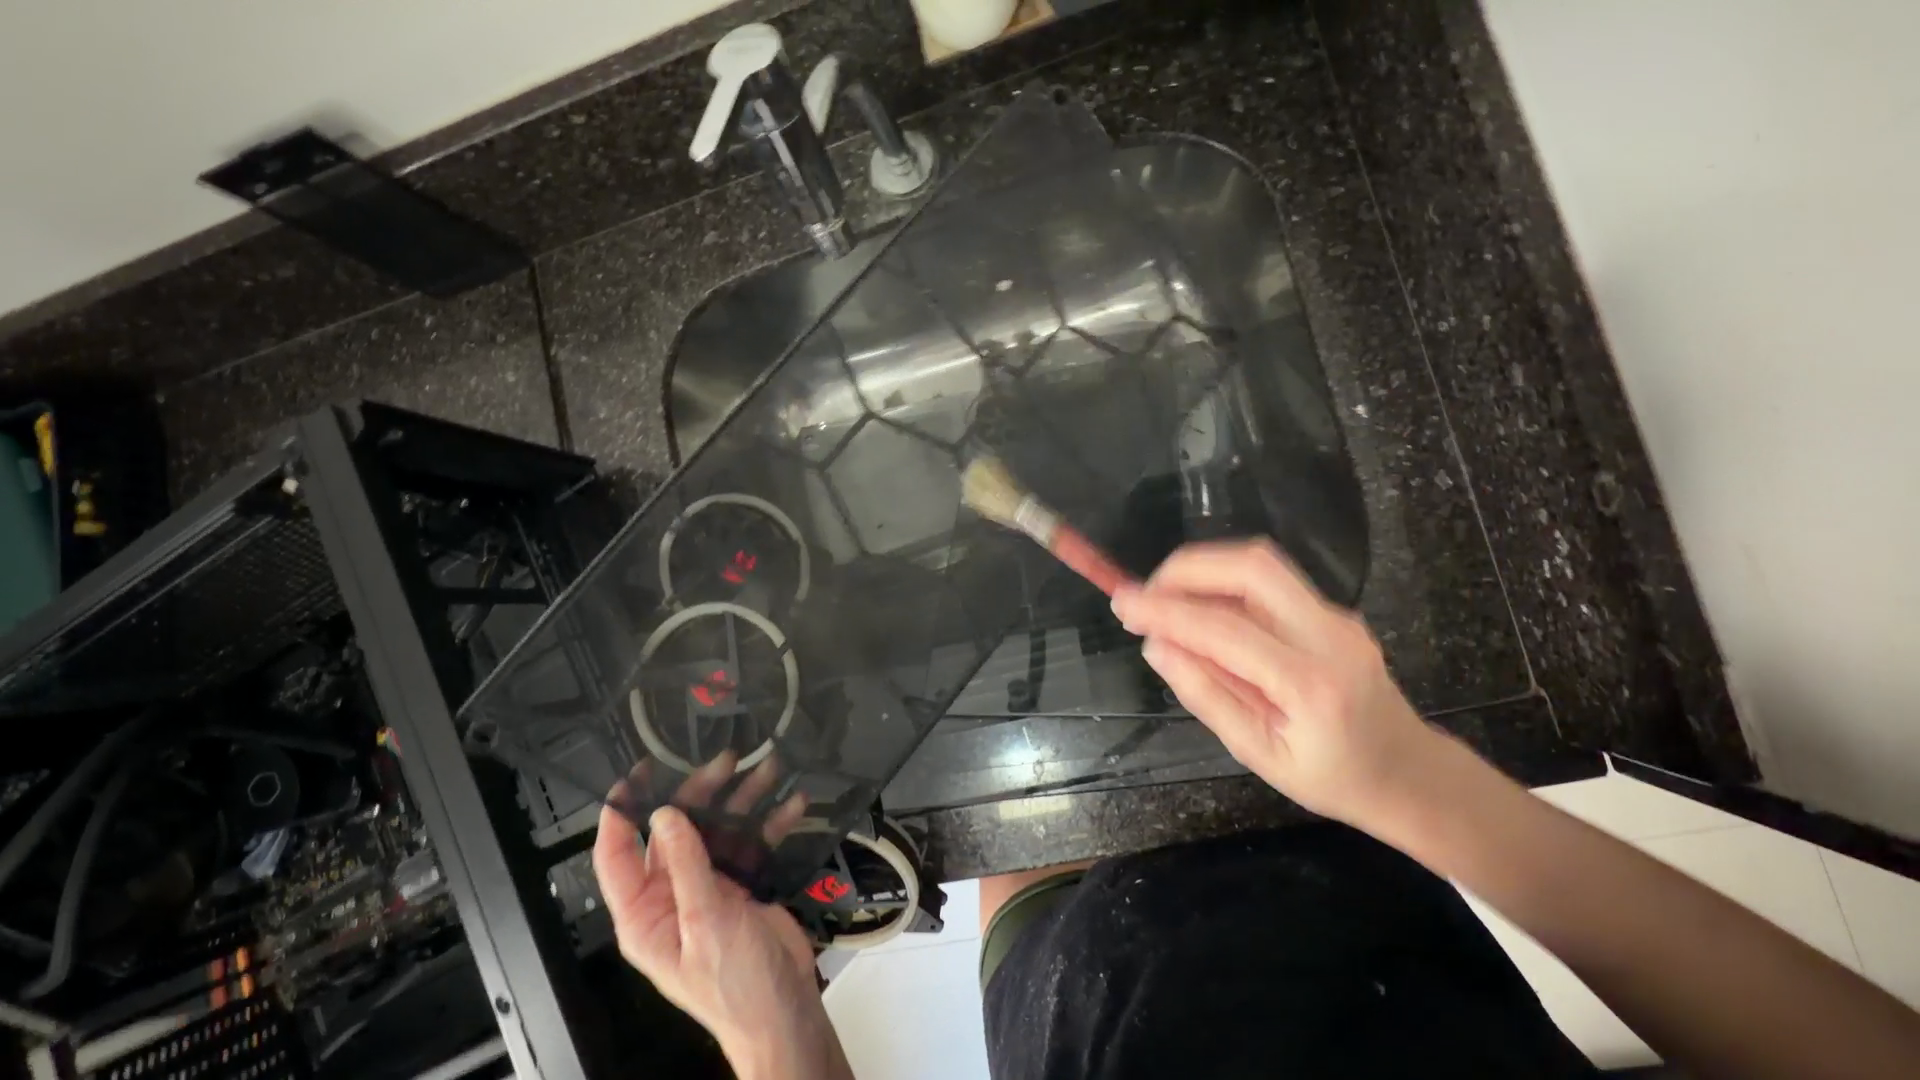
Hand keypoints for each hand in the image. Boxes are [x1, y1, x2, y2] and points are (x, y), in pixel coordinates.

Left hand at [593, 756, 848, 1079]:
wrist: (785, 1013)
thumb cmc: (735, 988)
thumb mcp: (706, 924)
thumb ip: (687, 867)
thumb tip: (665, 816)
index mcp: (646, 914)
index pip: (617, 854)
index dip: (622, 812)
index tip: (637, 774)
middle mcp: (672, 896)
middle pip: (677, 831)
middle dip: (700, 794)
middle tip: (726, 761)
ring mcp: (709, 890)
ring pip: (718, 832)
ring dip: (743, 802)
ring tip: (768, 770)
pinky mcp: (742, 888)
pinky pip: (751, 845)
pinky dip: (772, 824)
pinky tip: (793, 804)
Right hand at [1110, 538, 1441, 827]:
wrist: (1410, 773)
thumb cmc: (1332, 778)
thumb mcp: (1258, 755)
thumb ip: (1206, 696)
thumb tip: (1156, 647)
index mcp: (1311, 684)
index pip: (1224, 630)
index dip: (1166, 610)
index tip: (1121, 602)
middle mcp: (1330, 635)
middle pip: (1253, 567)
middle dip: (1188, 568)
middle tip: (1145, 593)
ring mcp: (1338, 617)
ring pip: (1262, 567)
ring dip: (1205, 574)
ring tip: (1164, 603)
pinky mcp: (1333, 612)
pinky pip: (1272, 586)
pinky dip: (1226, 589)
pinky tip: (1203, 617)